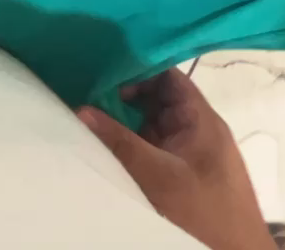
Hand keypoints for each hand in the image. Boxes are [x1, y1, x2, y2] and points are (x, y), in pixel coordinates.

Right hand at [79, 69, 274, 249]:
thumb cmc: (205, 218)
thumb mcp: (158, 177)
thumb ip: (118, 140)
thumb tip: (80, 108)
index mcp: (200, 121)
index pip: (168, 76)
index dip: (138, 67)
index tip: (102, 69)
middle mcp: (196, 130)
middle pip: (156, 97)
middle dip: (122, 93)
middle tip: (85, 90)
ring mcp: (188, 154)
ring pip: (150, 122)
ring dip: (123, 119)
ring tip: (87, 111)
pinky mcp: (181, 175)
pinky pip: (150, 145)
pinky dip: (129, 140)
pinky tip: (103, 140)